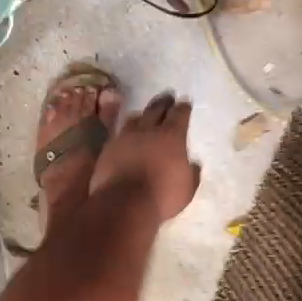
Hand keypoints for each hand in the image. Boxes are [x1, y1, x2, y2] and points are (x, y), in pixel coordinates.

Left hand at [90, 92, 200, 221]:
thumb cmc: (162, 196)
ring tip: (145, 114)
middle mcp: (148, 130)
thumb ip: (191, 172)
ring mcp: (125, 136)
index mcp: (172, 136)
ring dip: (142, 114)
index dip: (183, 107)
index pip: (180, 114)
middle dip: (164, 102)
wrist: (124, 203)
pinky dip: (125, 131)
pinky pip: (119, 132)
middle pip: (156, 109)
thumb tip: (192, 163)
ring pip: (135, 118)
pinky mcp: (109, 147)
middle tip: (168, 97)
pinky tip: (126, 134)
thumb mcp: (187, 188)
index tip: (185, 102)